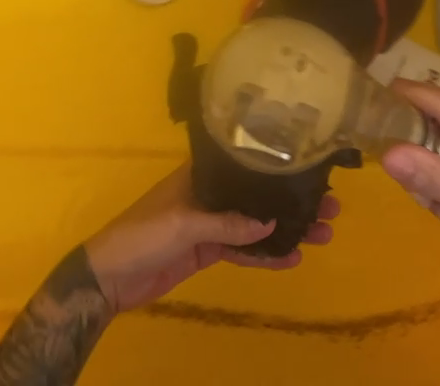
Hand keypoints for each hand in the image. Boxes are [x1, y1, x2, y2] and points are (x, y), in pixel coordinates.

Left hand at [83, 166, 339, 312]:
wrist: (109, 278)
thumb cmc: (142, 233)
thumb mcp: (183, 223)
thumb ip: (226, 222)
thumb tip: (270, 222)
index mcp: (201, 173)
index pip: (245, 161)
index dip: (277, 162)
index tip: (310, 163)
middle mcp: (211, 193)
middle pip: (258, 193)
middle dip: (292, 198)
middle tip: (330, 204)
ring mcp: (211, 223)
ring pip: (257, 223)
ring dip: (287, 227)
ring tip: (323, 231)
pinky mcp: (208, 251)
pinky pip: (244, 250)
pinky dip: (266, 255)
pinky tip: (292, 258)